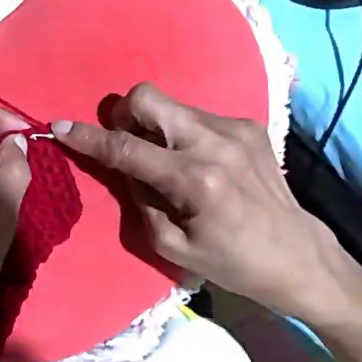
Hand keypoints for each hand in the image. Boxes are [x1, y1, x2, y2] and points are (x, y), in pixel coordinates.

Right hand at [53, 83, 361, 335]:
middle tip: (130, 145)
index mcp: (194, 181)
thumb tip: (121, 165)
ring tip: (169, 161)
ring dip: (156, 126)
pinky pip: (196, 116)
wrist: (300, 257)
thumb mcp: (173, 246)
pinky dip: (183, 134)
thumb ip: (139, 200)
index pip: (126, 149)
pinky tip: (200, 163)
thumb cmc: (234, 263)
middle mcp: (214, 143)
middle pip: (148, 97)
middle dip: (126, 115)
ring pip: (171, 105)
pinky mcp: (249, 125)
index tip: (61, 126)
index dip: (88, 137)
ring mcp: (235, 129)